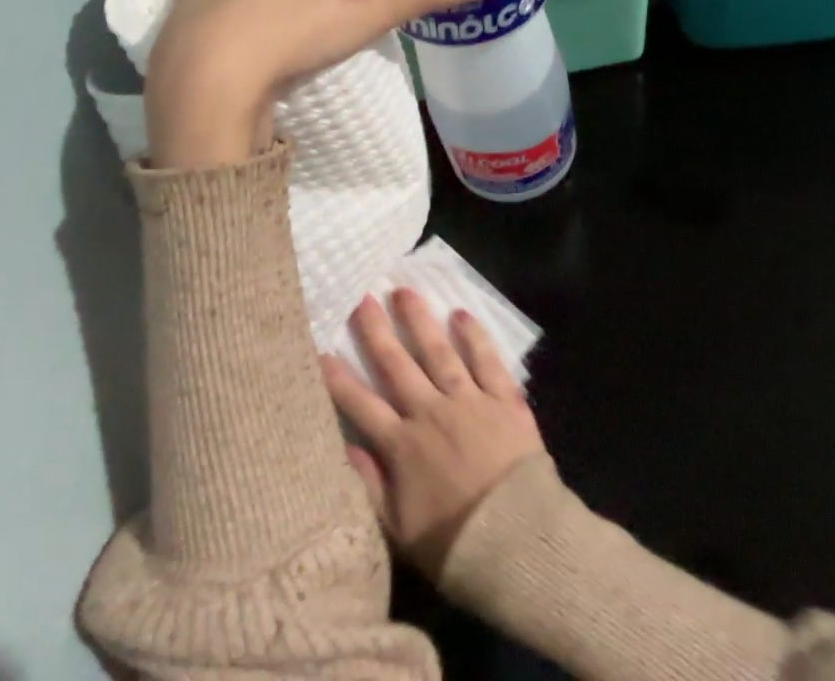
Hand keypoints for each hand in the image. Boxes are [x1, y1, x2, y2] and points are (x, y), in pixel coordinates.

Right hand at [323, 289, 546, 576]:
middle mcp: (431, 414)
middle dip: (376, 330)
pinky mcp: (506, 401)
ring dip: (422, 321)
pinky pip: (488, 361)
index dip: (337, 377)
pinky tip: (462, 315)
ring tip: (405, 291)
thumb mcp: (396, 528)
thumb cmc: (452, 542)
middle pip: (397, 365)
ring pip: (440, 353)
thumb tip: (342, 447)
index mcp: (401, 446)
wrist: (516, 538)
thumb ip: (368, 485)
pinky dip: (475, 337)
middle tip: (361, 297)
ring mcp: (471, 402)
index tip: (318, 348)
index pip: (359, 404)